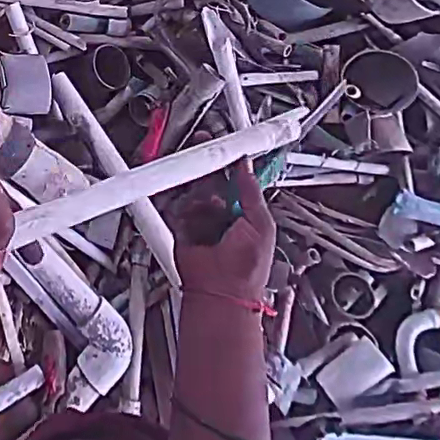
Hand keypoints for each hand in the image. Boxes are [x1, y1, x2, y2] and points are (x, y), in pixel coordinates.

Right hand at [171, 160, 275, 299]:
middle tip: (203, 151)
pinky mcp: (182, 226)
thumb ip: (252, 193)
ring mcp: (201, 220)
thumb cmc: (247, 270)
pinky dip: (184, 208)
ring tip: (208, 210)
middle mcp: (223, 214)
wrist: (220, 291)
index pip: (237, 179)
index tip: (225, 147)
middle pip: (212, 180)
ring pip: (195, 192)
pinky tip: (192, 216)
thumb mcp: (261, 226)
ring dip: (200, 197)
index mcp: (246, 213)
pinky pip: (178, 206)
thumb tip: (247, 167)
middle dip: (207, 166)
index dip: (230, 162)